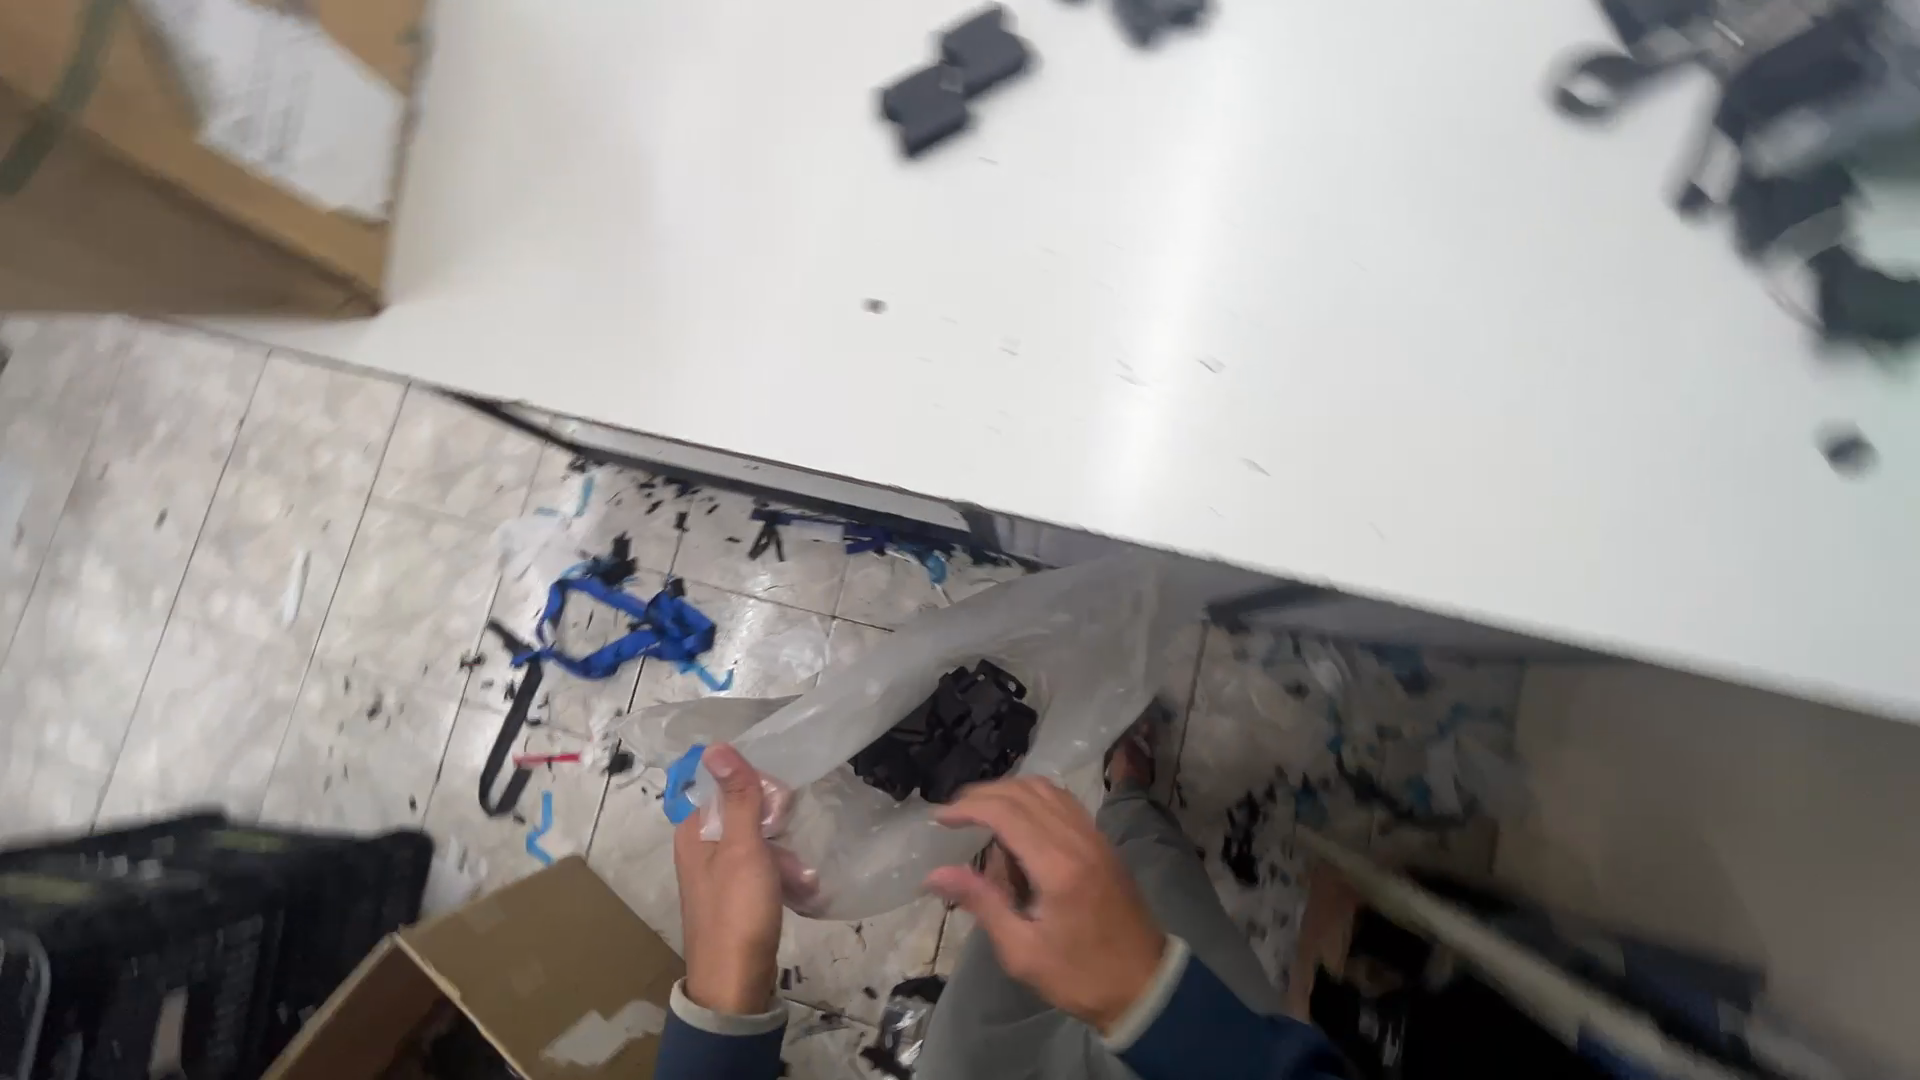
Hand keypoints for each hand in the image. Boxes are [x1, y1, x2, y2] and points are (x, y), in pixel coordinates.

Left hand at [675, 744, 783, 1014]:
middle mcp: (701, 847)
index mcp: (694, 831)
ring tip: (801, 875)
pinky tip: (802, 888)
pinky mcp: (737, 894)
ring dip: (785, 854)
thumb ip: (737, 796)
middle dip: (776, 824)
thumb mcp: (743, 847)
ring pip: (760, 840)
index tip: (780, 804)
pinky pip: (765, 868)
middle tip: (790, 840)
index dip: (755, 786)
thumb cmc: (737, 910)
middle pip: (745, 811)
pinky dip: (783, 875)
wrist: (736, 984)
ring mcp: (719, 872)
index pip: (725, 784)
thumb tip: (717, 746)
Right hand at [925, 777, 1167, 1034]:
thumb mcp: (1022, 951)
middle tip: (953, 813)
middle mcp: (1077, 838)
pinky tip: (1018, 817)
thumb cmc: (1080, 976)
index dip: (968, 807)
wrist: (1145, 985)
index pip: (1006, 812)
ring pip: (1045, 789)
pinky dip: (1033, 797)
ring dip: (1008, 791)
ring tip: (980, 812)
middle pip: (1023, 792)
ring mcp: (1093, 834)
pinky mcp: (1101, 839)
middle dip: (983, 795)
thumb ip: (981, 902)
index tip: (939, 818)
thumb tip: (935, 874)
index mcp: (1057, 865)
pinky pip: (1063, 800)